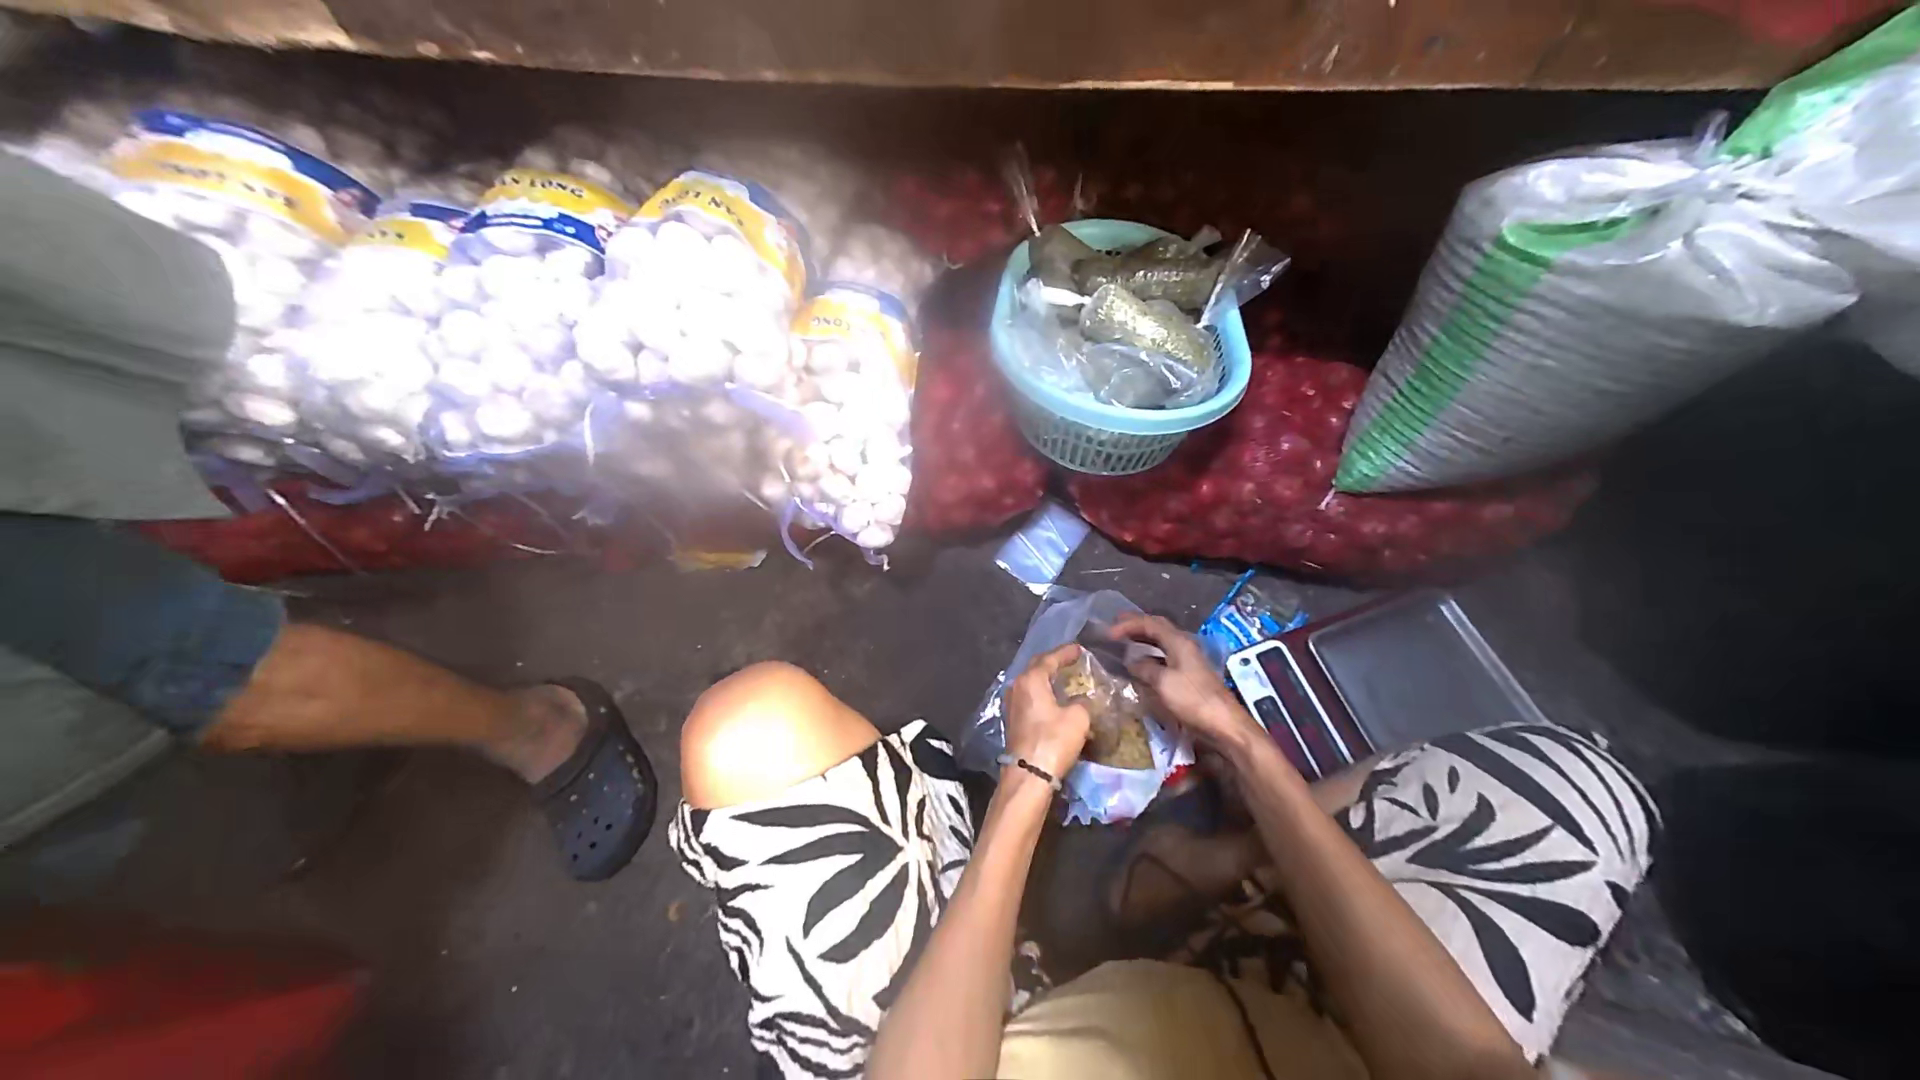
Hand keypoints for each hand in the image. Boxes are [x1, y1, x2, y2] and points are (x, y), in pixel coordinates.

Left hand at [1003, 643, 1092, 780]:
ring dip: (1047, 679)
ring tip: (1064, 678)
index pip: (1049, 658)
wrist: (1029, 774)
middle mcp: (1017, 687)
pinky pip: (1029, 697)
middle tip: (1070, 659)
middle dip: (1054, 662)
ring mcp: (1011, 704)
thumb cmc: (1053, 740)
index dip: (1066, 652)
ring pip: (1031, 683)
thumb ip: (1083, 702)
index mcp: (1030, 679)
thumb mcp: (1078, 718)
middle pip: (1037, 668)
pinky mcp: (1012, 720)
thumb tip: (1081, 701)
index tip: (1079, 648)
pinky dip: (1042, 693)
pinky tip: (1053, 699)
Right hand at [1110, 614, 1263, 749]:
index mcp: (1179, 642)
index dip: (1128, 624)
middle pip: (1158, 628)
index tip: (1109, 632)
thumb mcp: (1163, 682)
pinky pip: (1165, 656)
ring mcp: (1189, 660)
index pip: (1150, 624)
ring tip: (1126, 641)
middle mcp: (1184, 646)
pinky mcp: (1189, 675)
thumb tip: (1132, 662)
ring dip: (1143, 639)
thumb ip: (1145, 668)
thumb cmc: (1192, 699)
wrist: (1223, 724)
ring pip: (1162, 642)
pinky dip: (1150, 654)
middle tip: (1116, 625)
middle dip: (1137, 625)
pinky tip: (1142, 664)